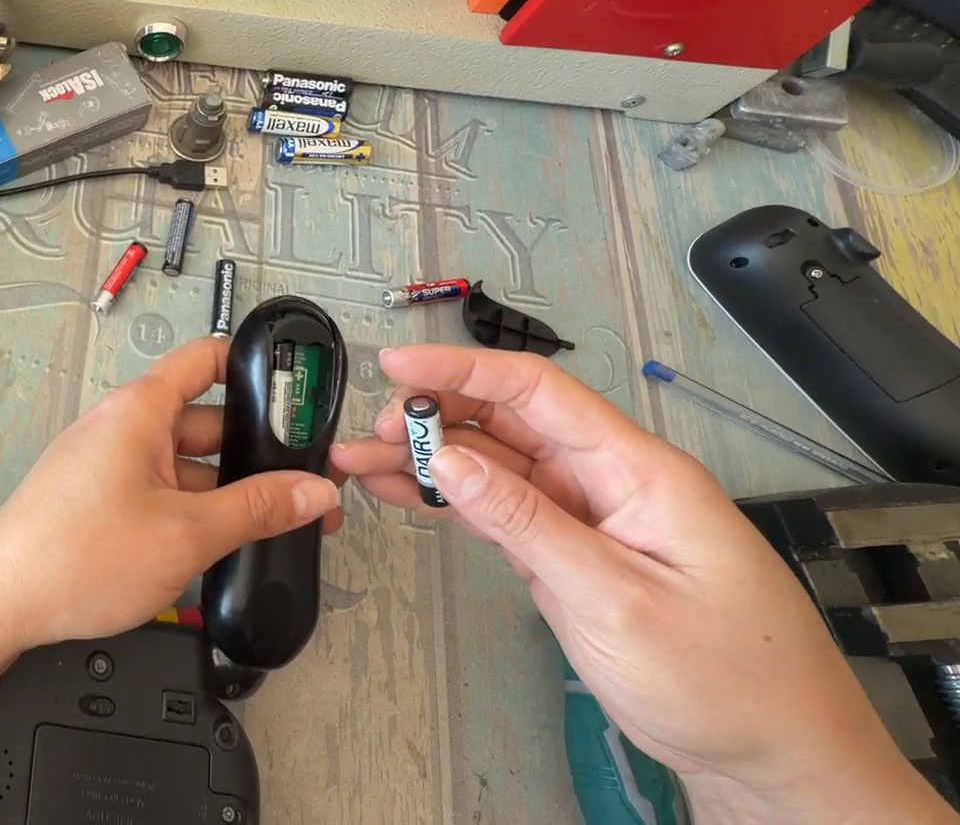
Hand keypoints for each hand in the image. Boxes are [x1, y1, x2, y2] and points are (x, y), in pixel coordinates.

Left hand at [0, 336, 342, 651]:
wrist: (1, 600)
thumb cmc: (81, 554)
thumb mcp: (186, 534)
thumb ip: (256, 510)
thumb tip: (313, 492)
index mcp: (139, 409)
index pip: (205, 359)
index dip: (253, 366)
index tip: (296, 395)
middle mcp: (123, 425)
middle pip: (205, 418)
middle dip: (254, 450)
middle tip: (305, 484)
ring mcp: (109, 461)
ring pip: (185, 461)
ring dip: (227, 487)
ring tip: (275, 523)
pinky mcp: (100, 495)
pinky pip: (160, 487)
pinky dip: (194, 505)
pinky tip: (223, 541)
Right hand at [330, 346, 938, 818]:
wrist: (769, 762)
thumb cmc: (720, 679)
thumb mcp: (615, 598)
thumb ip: (525, 522)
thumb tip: (444, 459)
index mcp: (634, 469)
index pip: (536, 392)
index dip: (461, 368)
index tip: (394, 364)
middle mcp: (600, 477)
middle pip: (502, 420)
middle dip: (430, 415)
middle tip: (371, 434)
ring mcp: (575, 512)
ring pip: (485, 462)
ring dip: (420, 457)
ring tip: (356, 461)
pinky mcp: (556, 547)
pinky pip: (488, 505)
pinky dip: (439, 496)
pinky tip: (392, 489)